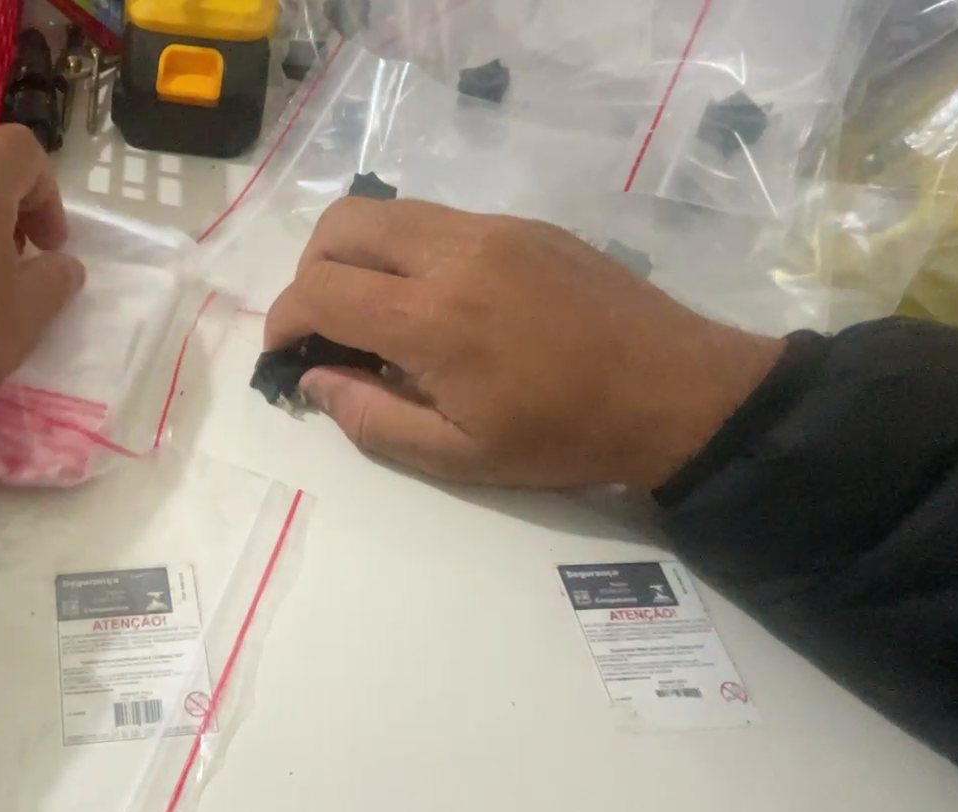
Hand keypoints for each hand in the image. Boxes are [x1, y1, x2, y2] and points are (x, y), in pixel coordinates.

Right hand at [265, 199, 783, 490]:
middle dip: (306, 275)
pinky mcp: (519, 223)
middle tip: (319, 328)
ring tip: (366, 314)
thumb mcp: (451, 455)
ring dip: (350, 257)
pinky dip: (398, 252)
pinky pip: (430, 218)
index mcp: (432, 319)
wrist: (676, 392)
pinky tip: (423, 302)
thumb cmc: (557, 438)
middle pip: (339, 226)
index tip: (281, 354)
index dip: (282, 320)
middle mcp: (453, 253)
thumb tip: (313, 380)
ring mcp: (491, 228)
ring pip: (383, 211)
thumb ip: (367, 417)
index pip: (319, 290)